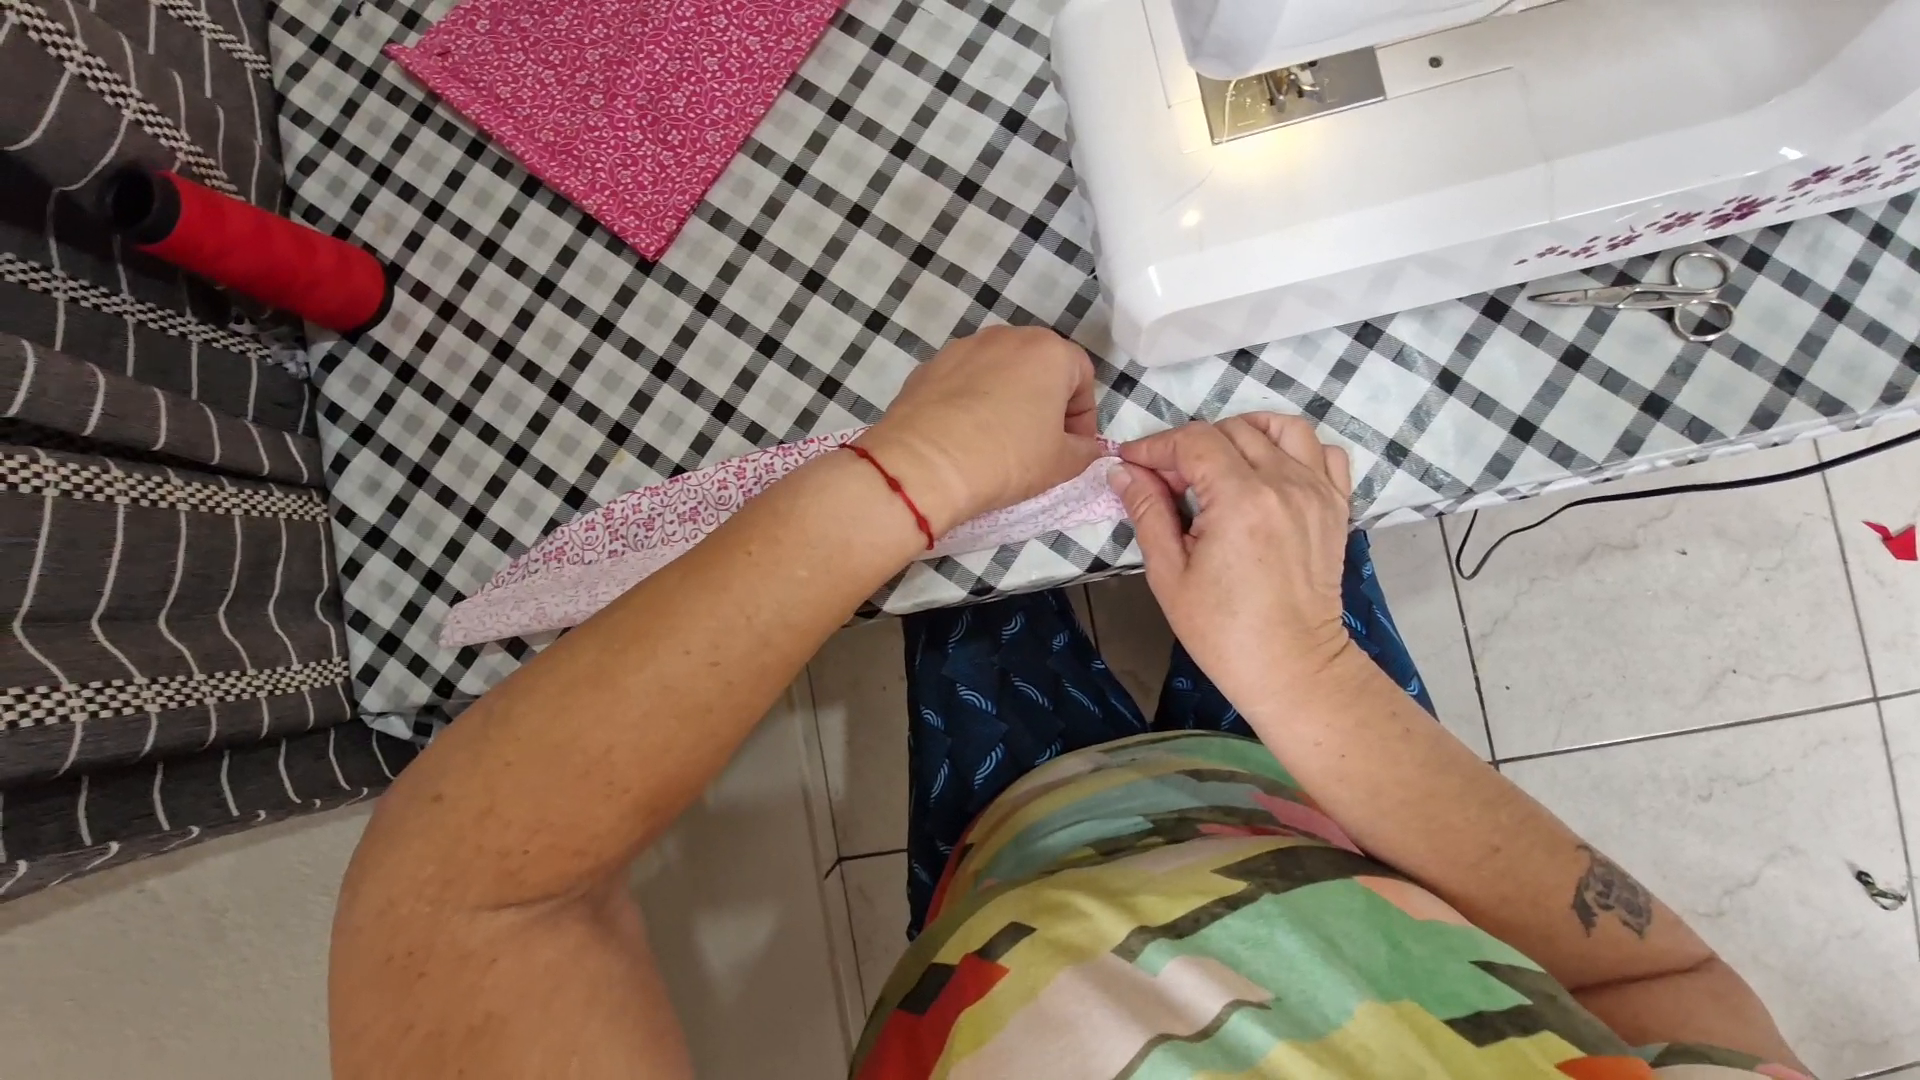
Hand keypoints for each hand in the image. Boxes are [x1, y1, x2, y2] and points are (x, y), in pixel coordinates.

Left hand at [858, 326, 1103, 532]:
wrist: (924, 465)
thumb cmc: (1007, 458)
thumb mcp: (1061, 463)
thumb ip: (1085, 450)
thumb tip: (1087, 447)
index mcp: (1048, 351)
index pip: (1082, 376)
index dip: (1083, 416)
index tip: (1074, 447)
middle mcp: (1006, 337)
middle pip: (1038, 368)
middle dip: (1045, 403)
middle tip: (1039, 445)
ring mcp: (962, 348)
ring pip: (998, 373)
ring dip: (1006, 400)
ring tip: (998, 442)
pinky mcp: (928, 367)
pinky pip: (962, 383)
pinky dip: (970, 404)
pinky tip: (964, 438)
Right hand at [1110, 413, 1354, 708]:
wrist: (1291, 666)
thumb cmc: (1222, 630)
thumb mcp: (1169, 574)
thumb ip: (1147, 512)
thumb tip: (1123, 472)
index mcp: (1240, 500)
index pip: (1193, 442)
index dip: (1155, 446)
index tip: (1131, 462)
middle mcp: (1284, 484)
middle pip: (1232, 430)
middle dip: (1190, 445)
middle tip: (1166, 479)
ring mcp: (1317, 492)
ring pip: (1280, 428)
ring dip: (1242, 434)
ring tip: (1218, 464)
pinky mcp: (1336, 506)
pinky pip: (1323, 452)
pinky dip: (1293, 448)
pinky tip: (1267, 472)